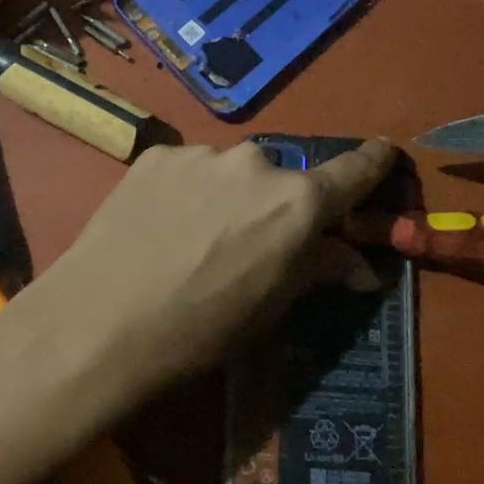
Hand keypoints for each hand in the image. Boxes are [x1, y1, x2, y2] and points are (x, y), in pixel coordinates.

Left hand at [23, 139, 394, 395]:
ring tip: (191, 240)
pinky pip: (187, 169)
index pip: (351, 173)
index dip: (372, 164)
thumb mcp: (269, 308)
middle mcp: (255, 164)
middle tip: (246, 244)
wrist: (100, 321)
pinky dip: (185, 192)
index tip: (382, 153)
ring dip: (225, 197)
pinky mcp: (156, 154)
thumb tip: (361, 267)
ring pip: (229, 172)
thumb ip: (318, 270)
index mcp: (296, 203)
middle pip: (280, 179)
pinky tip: (160, 227)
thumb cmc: (199, 330)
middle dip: (273, 205)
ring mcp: (201, 154)